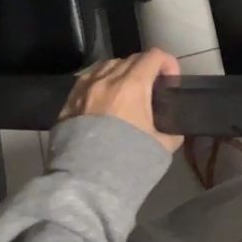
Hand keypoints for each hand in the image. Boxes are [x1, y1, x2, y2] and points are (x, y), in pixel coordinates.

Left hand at [56, 49, 182, 152]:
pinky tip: (103, 101)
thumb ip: (172, 131)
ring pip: (108, 66)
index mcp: (132, 85)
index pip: (154, 56)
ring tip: (126, 93)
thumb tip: (173, 129)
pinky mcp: (68, 102)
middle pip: (131, 59)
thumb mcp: (162, 147)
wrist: (84, 185)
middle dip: (146, 69)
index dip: (168, 63)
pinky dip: (101, 83)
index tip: (171, 81)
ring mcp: (84, 88)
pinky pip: (88, 80)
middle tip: (152, 89)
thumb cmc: (127, 162)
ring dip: (122, 73)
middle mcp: (107, 79)